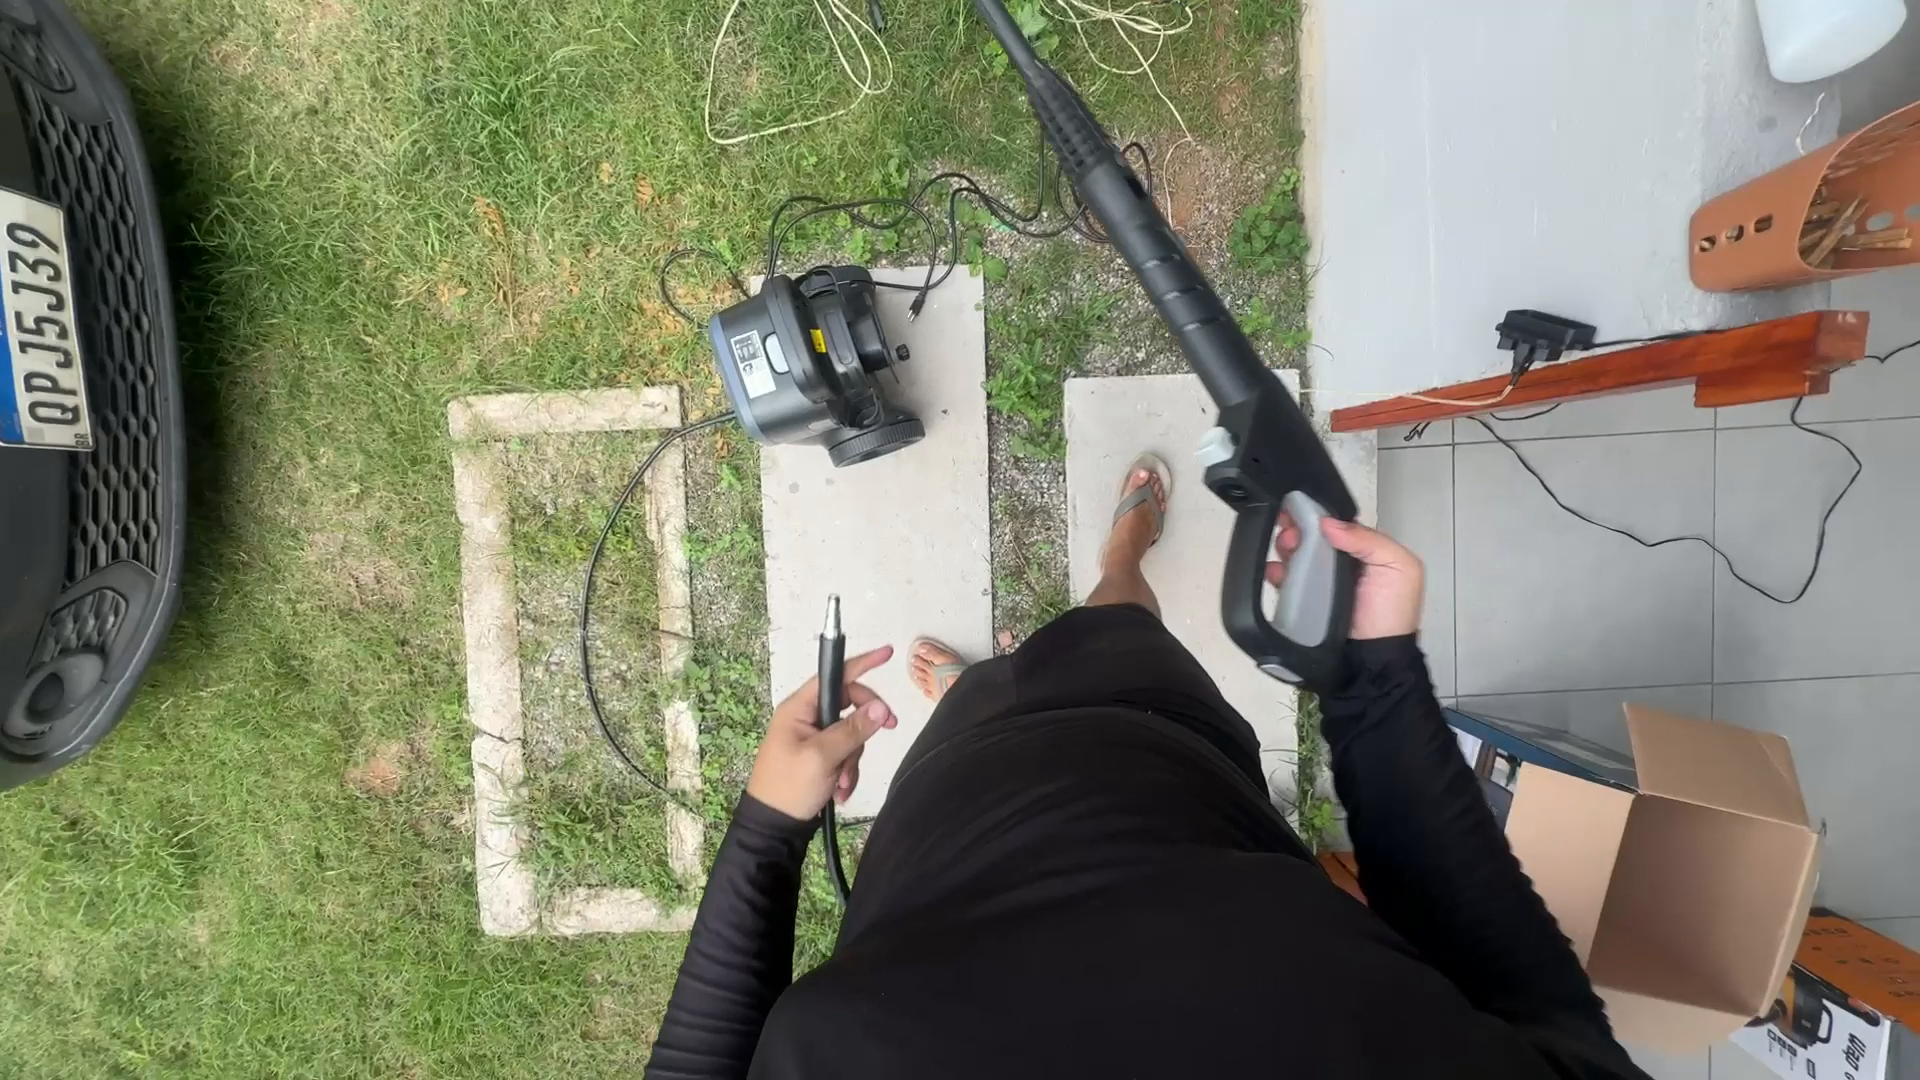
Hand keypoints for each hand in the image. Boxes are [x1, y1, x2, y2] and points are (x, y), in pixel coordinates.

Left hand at [746, 645, 898, 820]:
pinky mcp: (820, 756)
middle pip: (849, 704)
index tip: (887, 653)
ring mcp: (813, 737)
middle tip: (888, 729)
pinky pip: (846, 752)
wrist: (772, 829)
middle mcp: (806, 717)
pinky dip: (847, 770)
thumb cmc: (789, 787)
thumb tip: (881, 708)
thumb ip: (853, 729)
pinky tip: (839, 790)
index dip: (862, 663)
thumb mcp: (822, 757)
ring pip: (851, 732)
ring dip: (853, 758)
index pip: (834, 675)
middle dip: (864, 726)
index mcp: (798, 708)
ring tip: (842, 782)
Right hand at [1267, 516, 1424, 639]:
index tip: (1299, 510)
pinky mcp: (1301, 597)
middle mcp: (1338, 562)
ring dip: (1284, 546)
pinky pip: (1283, 578)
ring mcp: (1318, 580)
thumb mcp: (1399, 567)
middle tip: (1289, 533)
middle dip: (1295, 528)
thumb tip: (1326, 523)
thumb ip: (1368, 540)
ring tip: (1284, 550)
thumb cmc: (1390, 610)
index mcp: (1362, 550)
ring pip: (1294, 553)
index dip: (1317, 515)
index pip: (1335, 525)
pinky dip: (1275, 571)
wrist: (1370, 655)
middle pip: (1310, 536)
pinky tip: (1275, 571)